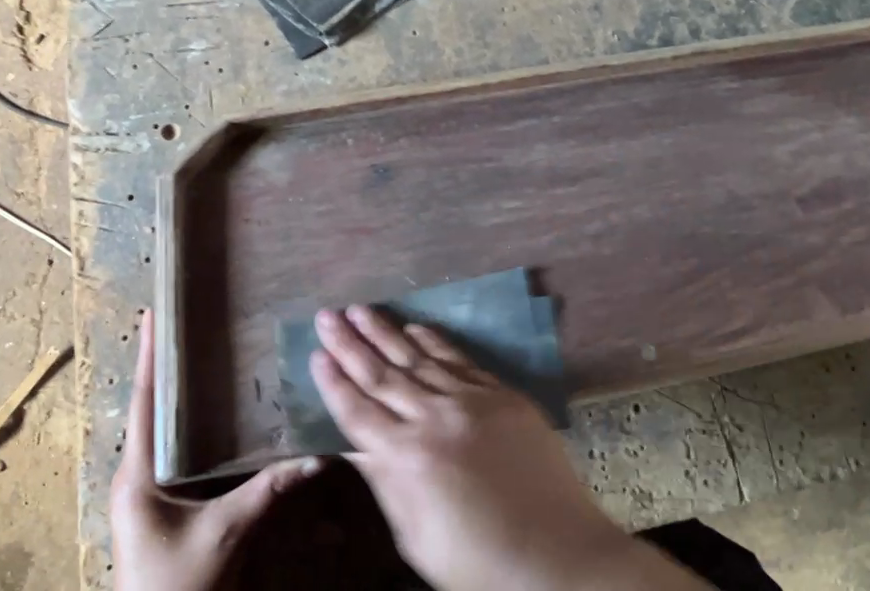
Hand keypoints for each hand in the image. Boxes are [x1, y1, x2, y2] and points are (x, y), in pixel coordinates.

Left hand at [111, 311, 319, 590]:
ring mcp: (153, 490)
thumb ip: (267, 492)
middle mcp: (140, 473)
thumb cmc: (177, 584)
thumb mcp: (223, 534)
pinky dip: (201, 429)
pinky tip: (228, 415)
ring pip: (172, 432)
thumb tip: (317, 455)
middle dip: (173, 368)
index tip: (153, 314)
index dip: (149, 357)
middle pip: (157, 409)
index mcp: (138, 472)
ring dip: (188, 397)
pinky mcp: (169, 505)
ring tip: (215, 355)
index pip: (144, 402)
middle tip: (199, 324)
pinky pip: (185, 455)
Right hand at [310, 305, 710, 590]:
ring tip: (360, 309)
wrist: (554, 556)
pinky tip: (416, 327)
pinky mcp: (501, 395)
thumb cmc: (475, 561)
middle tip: (326, 315)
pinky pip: (459, 360)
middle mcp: (432, 419)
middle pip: (382, 374)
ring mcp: (470, 401)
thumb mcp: (414, 535)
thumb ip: (385, 482)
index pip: (357, 411)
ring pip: (418, 358)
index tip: (315, 354)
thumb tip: (355, 444)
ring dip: (386, 332)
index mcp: (405, 458)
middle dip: (349, 343)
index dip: (333, 382)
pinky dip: (434, 342)